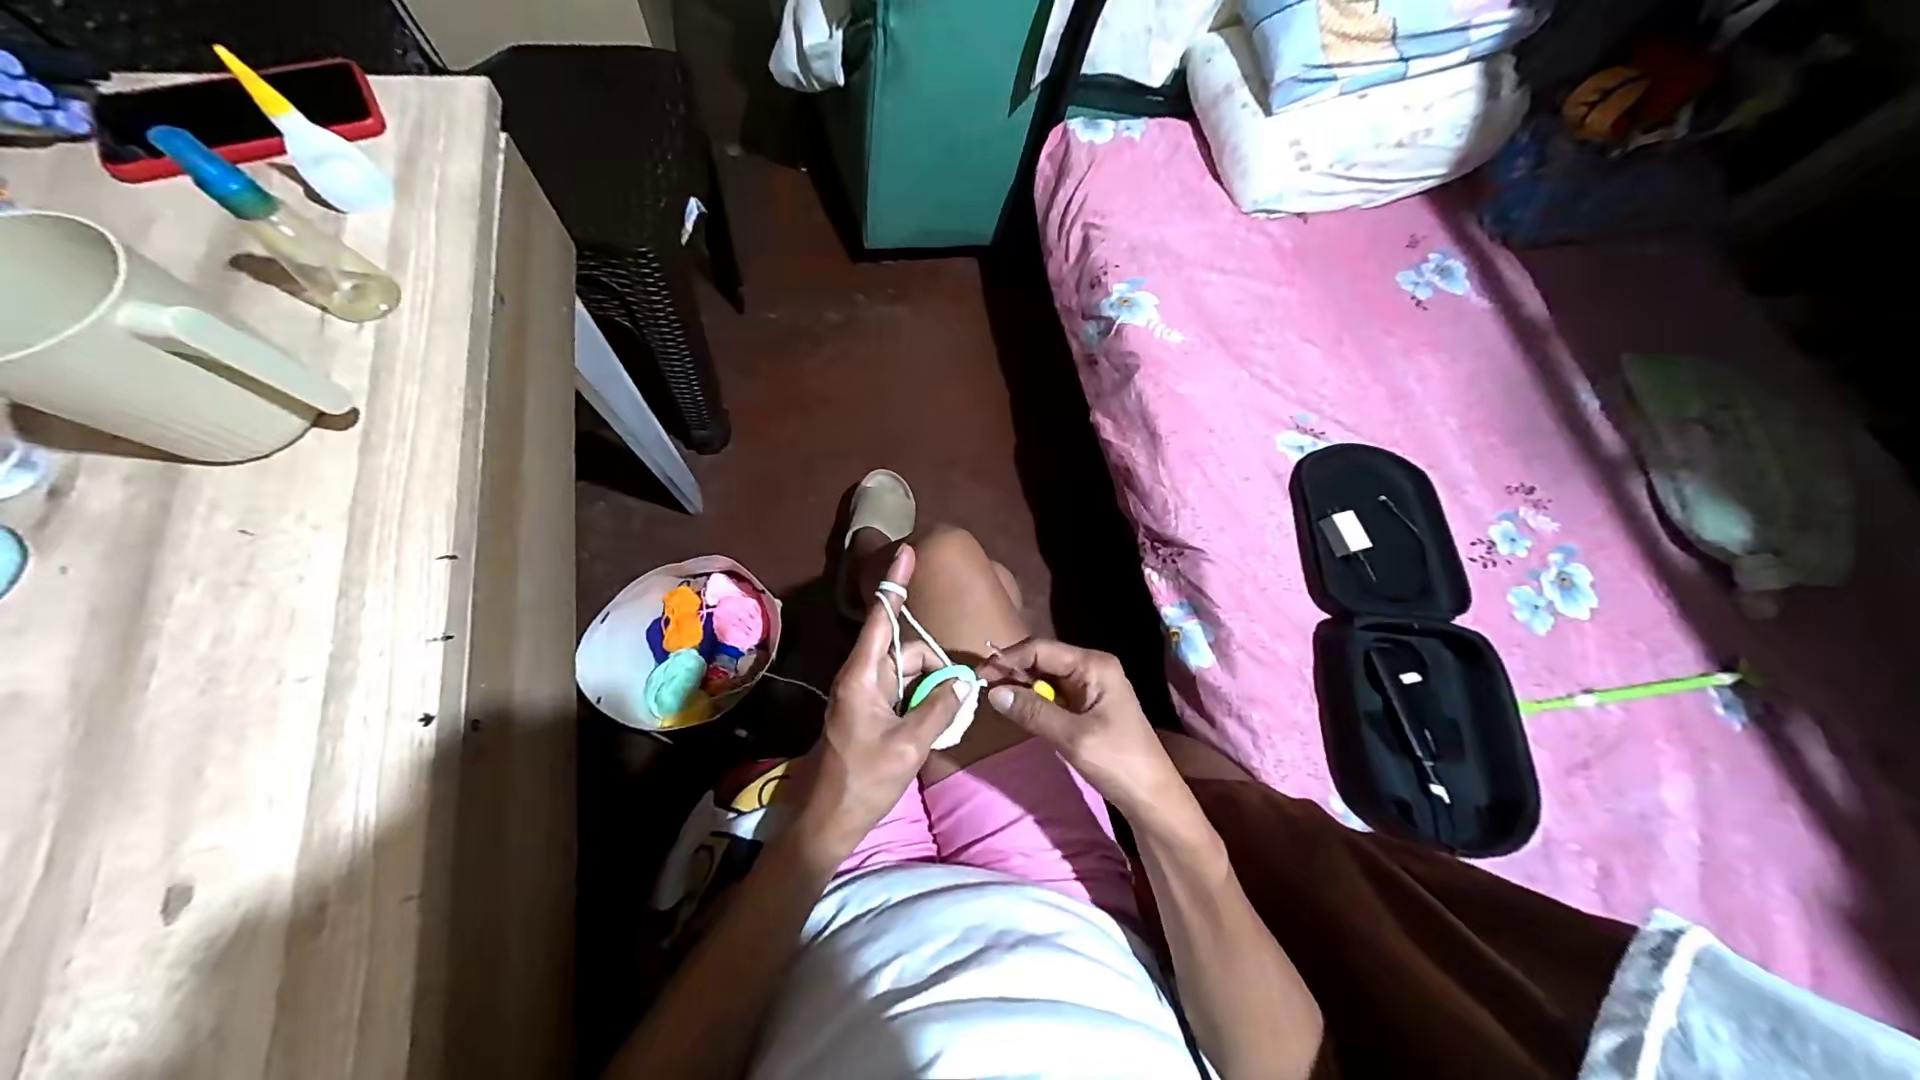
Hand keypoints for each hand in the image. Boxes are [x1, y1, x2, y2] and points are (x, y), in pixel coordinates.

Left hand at [791, 545, 965, 859]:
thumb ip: (939, 707)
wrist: (831, 818)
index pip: (882, 618)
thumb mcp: (910, 744)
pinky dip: (923, 698)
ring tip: (944, 718)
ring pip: (908, 671)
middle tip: (957, 696)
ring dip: (931, 686)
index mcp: (862, 676)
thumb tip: (963, 680)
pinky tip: (935, 720)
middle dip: (935, 666)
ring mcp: (865, 692)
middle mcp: (862, 675)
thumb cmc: (865, 779)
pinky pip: (903, 689)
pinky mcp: (870, 708)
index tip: (907, 552)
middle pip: (907, 650)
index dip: (895, 584)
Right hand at [979, 639, 1185, 821]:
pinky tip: (1016, 709)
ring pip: (1044, 677)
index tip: (980, 676)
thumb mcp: (1072, 737)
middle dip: (1012, 671)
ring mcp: (1090, 686)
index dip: (1008, 659)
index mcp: (1094, 664)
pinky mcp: (1086, 704)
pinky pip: (1052, 694)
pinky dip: (1033, 700)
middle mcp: (1092, 667)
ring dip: (1020, 686)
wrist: (1151, 796)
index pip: (1041, 648)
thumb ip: (1032, 711)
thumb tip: (993, 692)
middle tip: (981, 688)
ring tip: (993, 699)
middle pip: (1042, 659)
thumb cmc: (1118, 762)